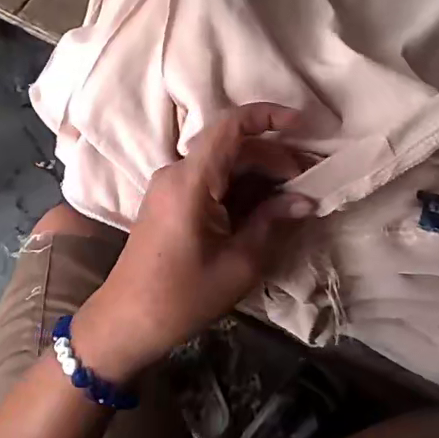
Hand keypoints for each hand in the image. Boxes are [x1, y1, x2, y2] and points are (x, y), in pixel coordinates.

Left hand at [72, 103, 314, 381]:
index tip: (304, 125)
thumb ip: (272, 222)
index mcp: (190, 181)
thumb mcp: (238, 264)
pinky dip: (240, 187)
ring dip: (260, 174)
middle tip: (312, 181)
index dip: (269, 117)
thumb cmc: (181, 297)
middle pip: (232, 146)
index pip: (230, 126)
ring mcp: (170, 186)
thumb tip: (305, 199)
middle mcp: (177, 173)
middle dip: (275, 157)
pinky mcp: (170, 201)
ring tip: (296, 196)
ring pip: (223, 163)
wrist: (126, 320)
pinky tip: (267, 207)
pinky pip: (210, 180)